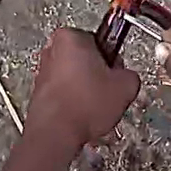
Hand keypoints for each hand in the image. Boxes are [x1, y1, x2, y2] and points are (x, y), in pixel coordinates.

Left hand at [27, 28, 141, 147]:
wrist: (56, 133)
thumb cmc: (84, 105)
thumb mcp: (126, 86)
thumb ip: (131, 74)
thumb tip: (128, 78)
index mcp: (71, 37)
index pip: (102, 40)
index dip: (113, 59)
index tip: (117, 71)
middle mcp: (52, 49)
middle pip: (87, 58)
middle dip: (99, 74)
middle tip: (108, 90)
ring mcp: (43, 71)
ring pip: (76, 76)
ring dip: (87, 89)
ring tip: (95, 106)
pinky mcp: (39, 91)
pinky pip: (65, 92)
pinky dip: (74, 101)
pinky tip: (83, 114)